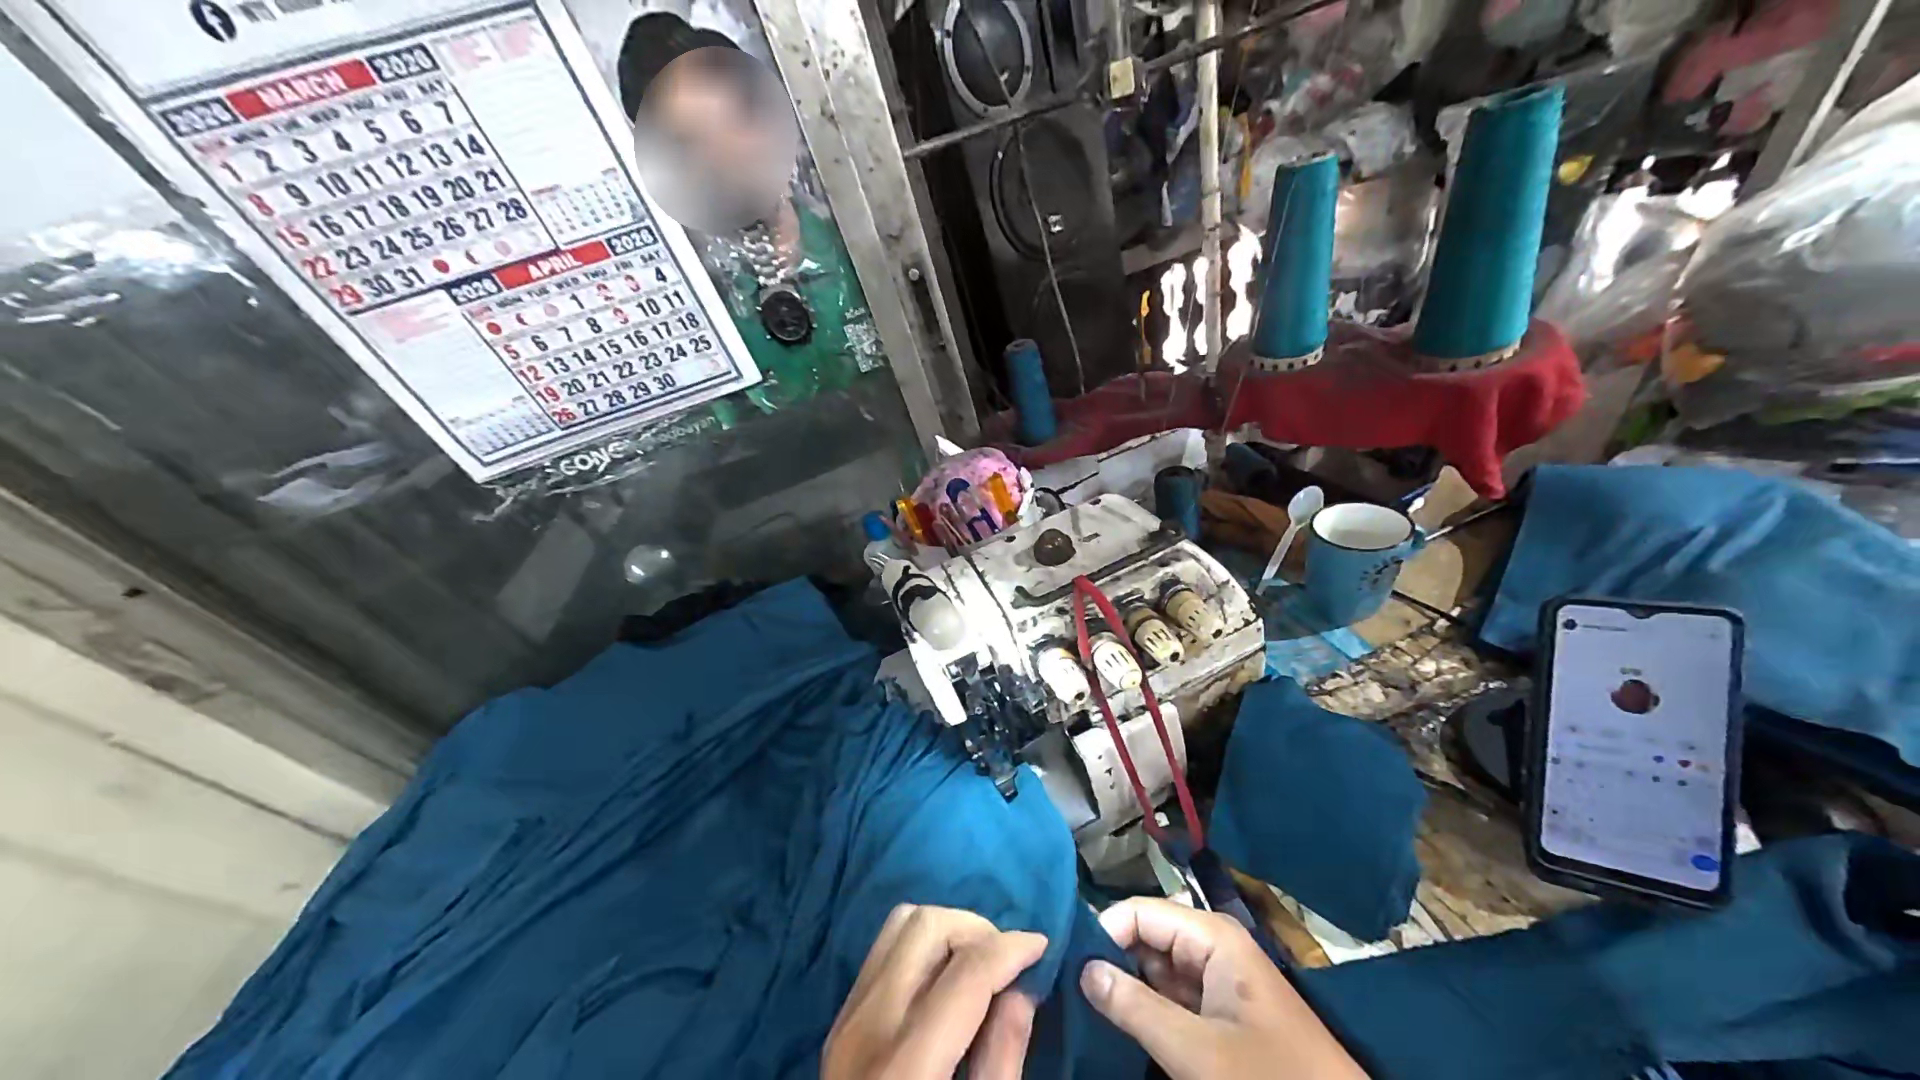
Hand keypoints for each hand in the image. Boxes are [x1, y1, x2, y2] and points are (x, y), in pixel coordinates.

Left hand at [823, 904, 1048, 1079]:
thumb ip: (1002, 1054)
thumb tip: (1021, 986)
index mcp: (906, 1066)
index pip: (964, 972)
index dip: (1010, 948)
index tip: (1041, 947)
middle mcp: (868, 1025)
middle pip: (925, 926)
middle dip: (977, 930)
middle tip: (1007, 962)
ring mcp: (846, 1017)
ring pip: (900, 923)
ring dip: (948, 930)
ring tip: (978, 965)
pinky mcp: (841, 1017)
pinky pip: (884, 948)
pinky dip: (923, 945)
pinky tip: (946, 979)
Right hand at [1081, 897, 1367, 1079]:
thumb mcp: (1195, 1050)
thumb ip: (1134, 1006)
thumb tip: (1082, 968)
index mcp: (1211, 935)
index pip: (1139, 912)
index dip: (1103, 934)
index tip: (1068, 968)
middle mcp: (1211, 944)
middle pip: (1146, 935)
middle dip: (1111, 958)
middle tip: (1069, 988)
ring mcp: (1217, 977)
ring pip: (1155, 966)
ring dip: (1125, 984)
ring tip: (1085, 1004)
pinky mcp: (1220, 1009)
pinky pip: (1171, 994)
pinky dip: (1146, 1006)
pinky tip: (1119, 1021)